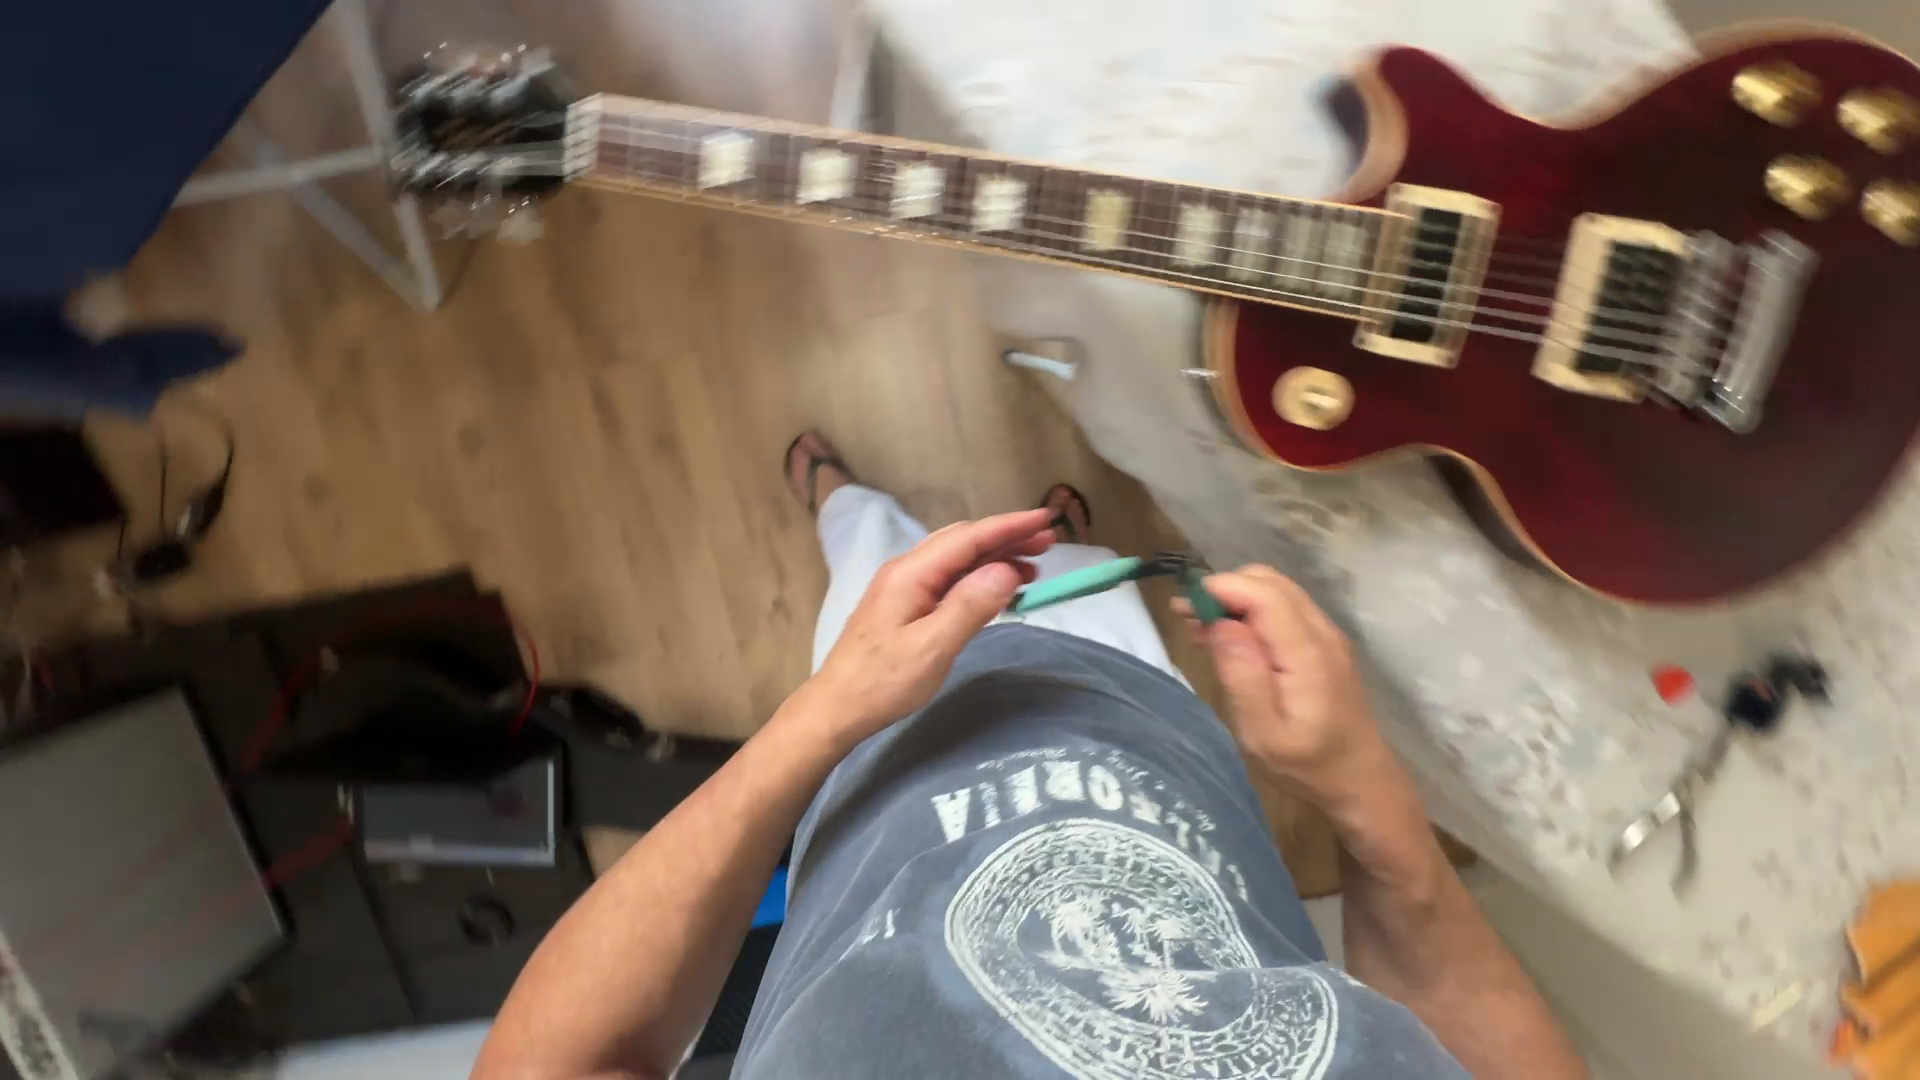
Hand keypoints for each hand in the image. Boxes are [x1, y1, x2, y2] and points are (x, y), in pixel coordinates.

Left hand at [799, 508, 1054, 745]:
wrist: (836, 708)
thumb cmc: (883, 682)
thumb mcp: (932, 648)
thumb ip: (970, 606)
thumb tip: (1007, 570)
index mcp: (911, 573)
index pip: (968, 538)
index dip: (1009, 526)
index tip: (1046, 520)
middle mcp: (906, 570)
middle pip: (963, 542)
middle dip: (1006, 538)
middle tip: (1048, 544)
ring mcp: (903, 586)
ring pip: (956, 559)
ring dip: (994, 557)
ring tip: (1032, 569)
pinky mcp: (905, 604)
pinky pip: (948, 577)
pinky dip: (978, 576)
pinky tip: (996, 589)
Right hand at [1186, 566, 1399, 809]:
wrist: (1360, 780)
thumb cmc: (1306, 765)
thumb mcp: (1262, 733)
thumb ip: (1242, 676)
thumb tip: (1220, 624)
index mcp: (1308, 654)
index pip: (1264, 594)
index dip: (1221, 588)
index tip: (1184, 607)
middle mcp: (1321, 632)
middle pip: (1268, 581)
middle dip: (1224, 589)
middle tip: (1189, 619)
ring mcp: (1325, 634)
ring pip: (1274, 588)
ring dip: (1235, 598)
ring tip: (1202, 628)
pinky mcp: (1322, 641)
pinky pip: (1282, 606)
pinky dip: (1250, 609)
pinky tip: (1229, 637)